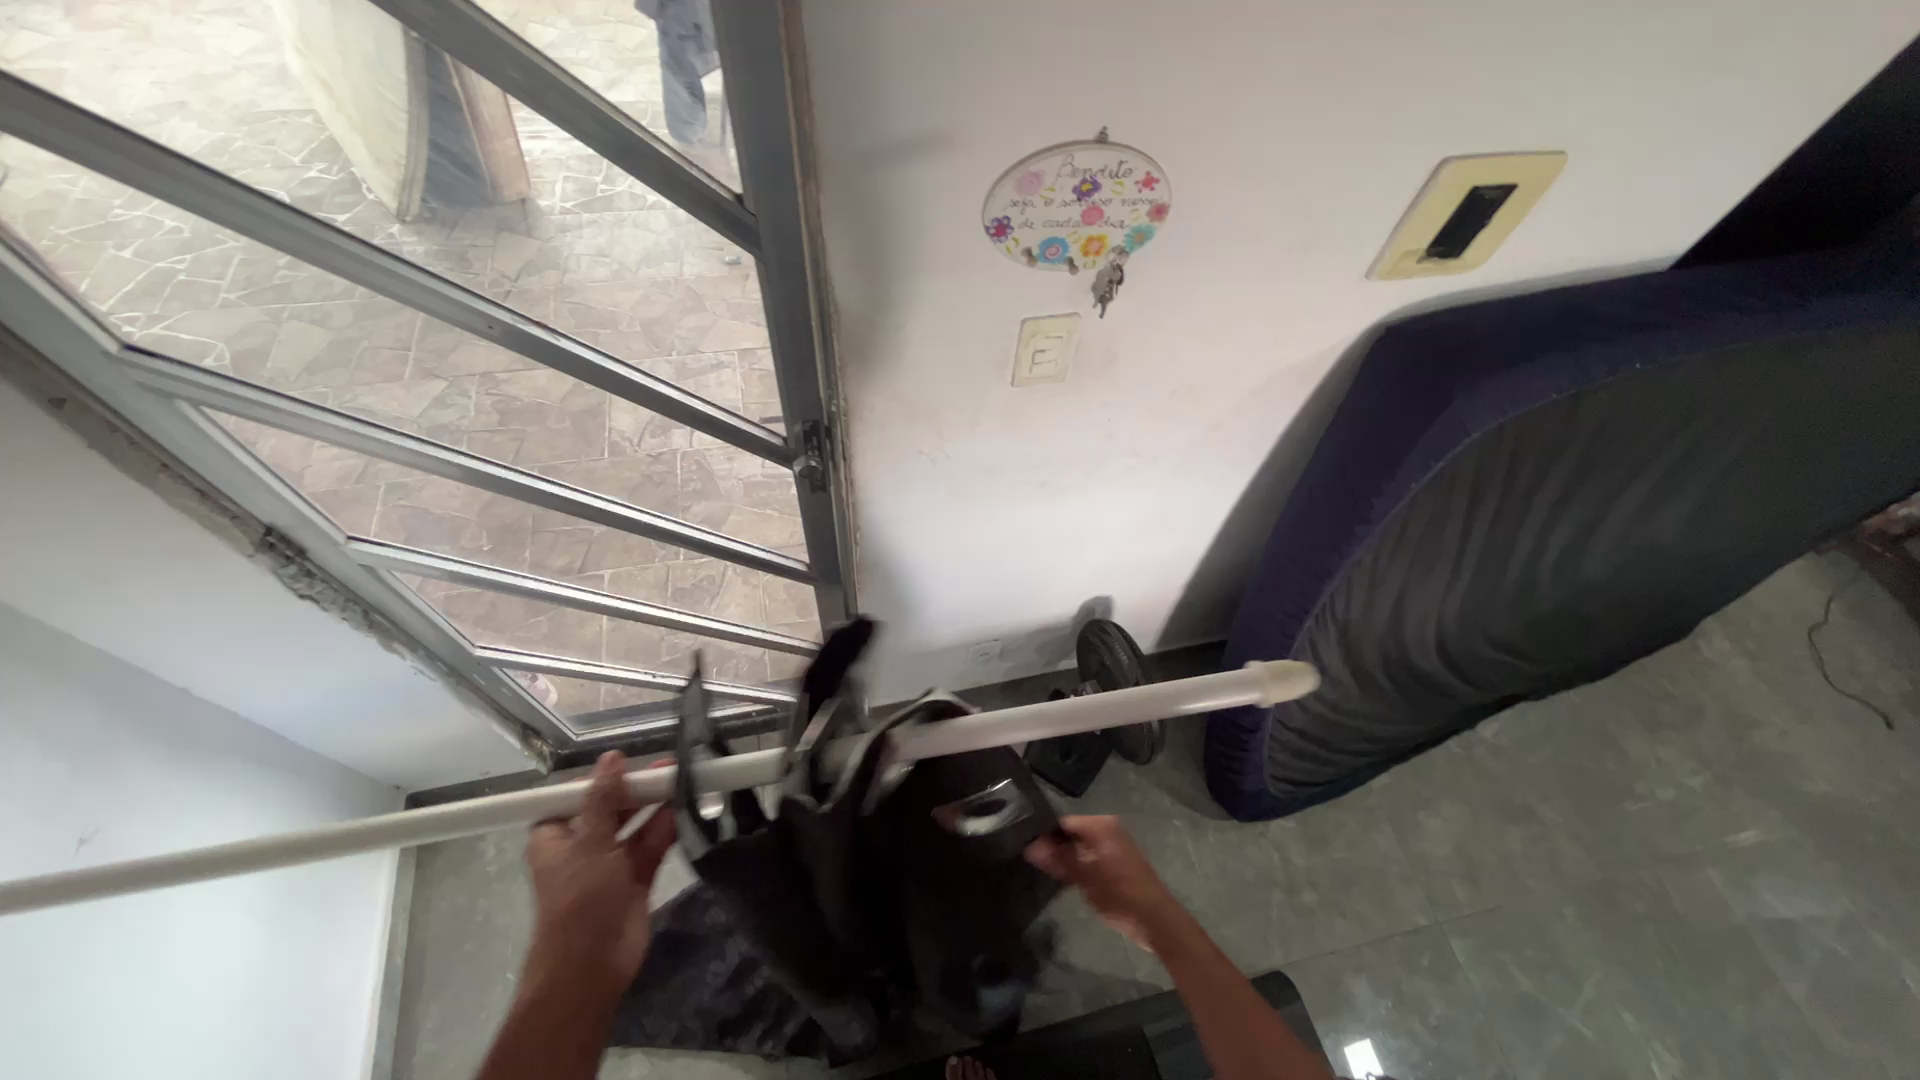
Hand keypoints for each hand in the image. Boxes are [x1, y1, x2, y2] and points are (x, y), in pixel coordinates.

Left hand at [523, 752, 676, 996]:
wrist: (591, 965)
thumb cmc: (579, 899)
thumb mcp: (590, 842)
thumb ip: (605, 798)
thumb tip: (612, 758)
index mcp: (556, 836)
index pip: (577, 796)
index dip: (602, 778)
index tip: (629, 761)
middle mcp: (582, 846)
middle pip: (611, 808)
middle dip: (637, 789)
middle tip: (667, 768)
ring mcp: (610, 864)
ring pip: (636, 826)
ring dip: (656, 807)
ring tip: (682, 781)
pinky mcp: (636, 879)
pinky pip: (652, 846)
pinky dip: (666, 830)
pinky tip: (684, 809)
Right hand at [1024, 815, 1183, 947]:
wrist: (1156, 921)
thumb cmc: (1121, 895)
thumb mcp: (1086, 877)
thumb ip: (1058, 859)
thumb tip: (1030, 846)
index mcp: (1101, 826)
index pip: (1062, 822)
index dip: (1043, 835)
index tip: (1023, 847)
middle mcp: (1106, 829)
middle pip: (1070, 834)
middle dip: (1052, 848)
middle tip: (1028, 861)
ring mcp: (1110, 846)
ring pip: (1077, 847)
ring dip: (1063, 859)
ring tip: (1038, 869)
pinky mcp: (1113, 862)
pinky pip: (1086, 857)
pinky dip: (1075, 866)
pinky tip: (1059, 878)